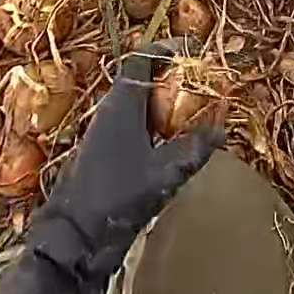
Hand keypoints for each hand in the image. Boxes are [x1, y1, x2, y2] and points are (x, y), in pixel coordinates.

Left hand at [25, 42, 222, 293]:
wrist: (70, 244)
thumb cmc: (116, 197)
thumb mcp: (165, 172)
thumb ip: (196, 148)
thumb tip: (223, 131)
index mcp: (121, 102)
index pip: (142, 56)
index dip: (168, 49)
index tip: (193, 53)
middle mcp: (109, 110)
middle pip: (143, 76)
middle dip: (173, 76)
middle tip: (200, 82)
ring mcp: (102, 131)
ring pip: (138, 101)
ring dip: (163, 100)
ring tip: (192, 109)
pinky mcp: (101, 152)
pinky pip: (132, 122)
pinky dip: (154, 122)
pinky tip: (172, 140)